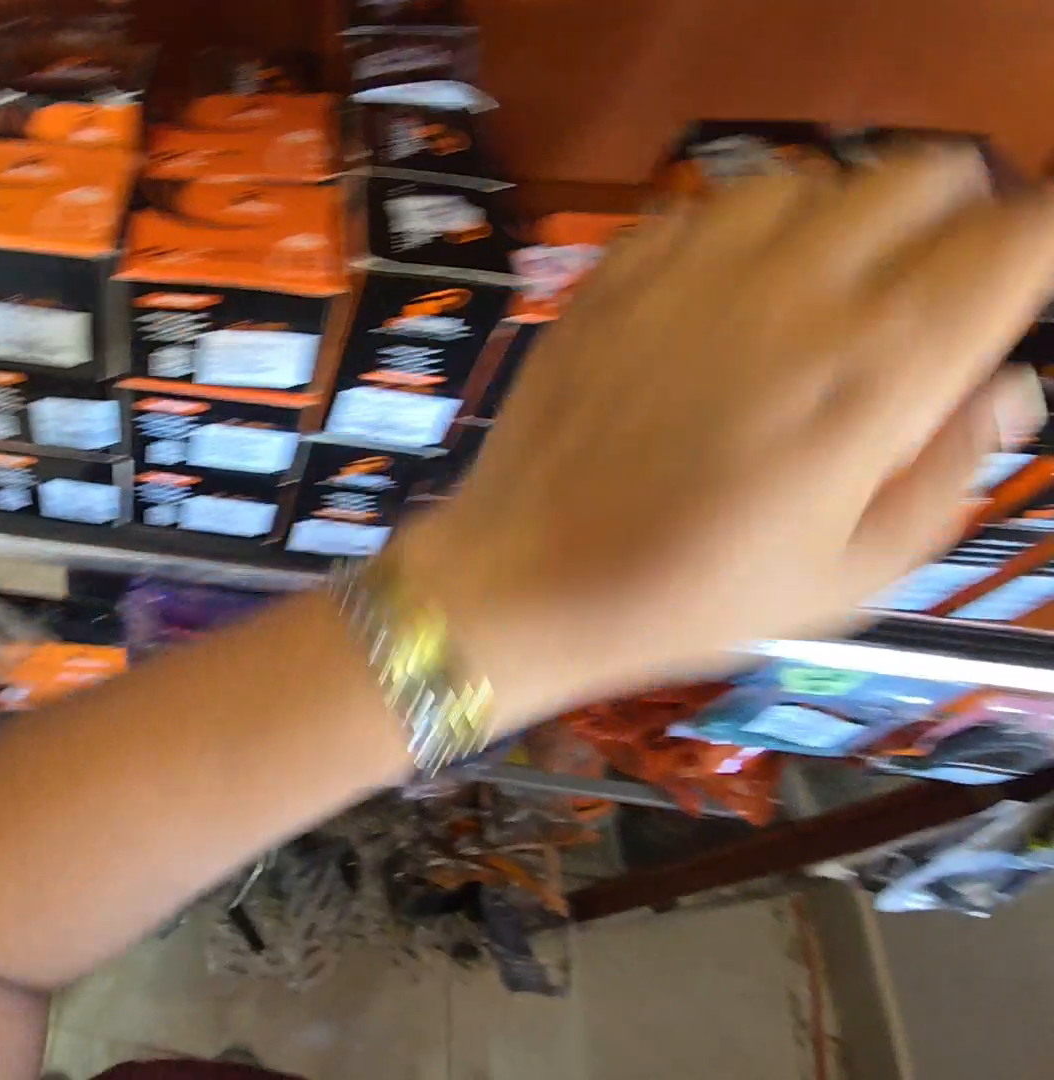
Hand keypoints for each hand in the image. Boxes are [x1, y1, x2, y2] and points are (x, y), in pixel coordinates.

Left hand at [401, 147, 1053, 731]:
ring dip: (820, 216)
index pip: (1017, 234)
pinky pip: (678, 217)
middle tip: (909, 282)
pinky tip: (705, 291)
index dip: (1025, 252)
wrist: (520, 580)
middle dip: (938, 217)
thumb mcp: (848, 572)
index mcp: (872, 368)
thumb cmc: (676, 595)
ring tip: (804, 282)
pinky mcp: (595, 296)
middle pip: (914, 177)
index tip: (1001, 292)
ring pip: (790, 183)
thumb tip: (1001, 386)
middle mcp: (780, 302)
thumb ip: (945, 469)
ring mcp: (673, 288)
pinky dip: (714, 234)